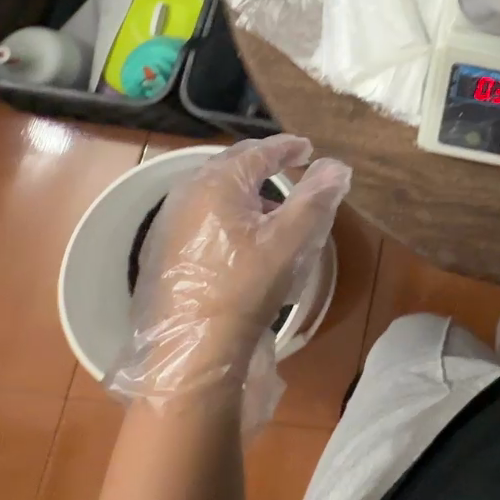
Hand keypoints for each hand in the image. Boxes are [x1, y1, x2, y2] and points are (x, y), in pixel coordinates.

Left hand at [107, 134, 351, 410]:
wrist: (192, 352)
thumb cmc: (246, 288)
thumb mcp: (291, 241)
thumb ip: (317, 197)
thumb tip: (336, 166)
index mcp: (217, 183)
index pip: (259, 151)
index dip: (287, 147)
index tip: (308, 149)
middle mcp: (187, 193)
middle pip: (232, 165)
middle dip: (264, 164)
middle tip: (290, 168)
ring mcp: (169, 223)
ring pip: (215, 191)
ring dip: (246, 190)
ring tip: (272, 208)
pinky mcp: (163, 251)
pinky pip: (201, 215)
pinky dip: (226, 213)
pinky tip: (241, 239)